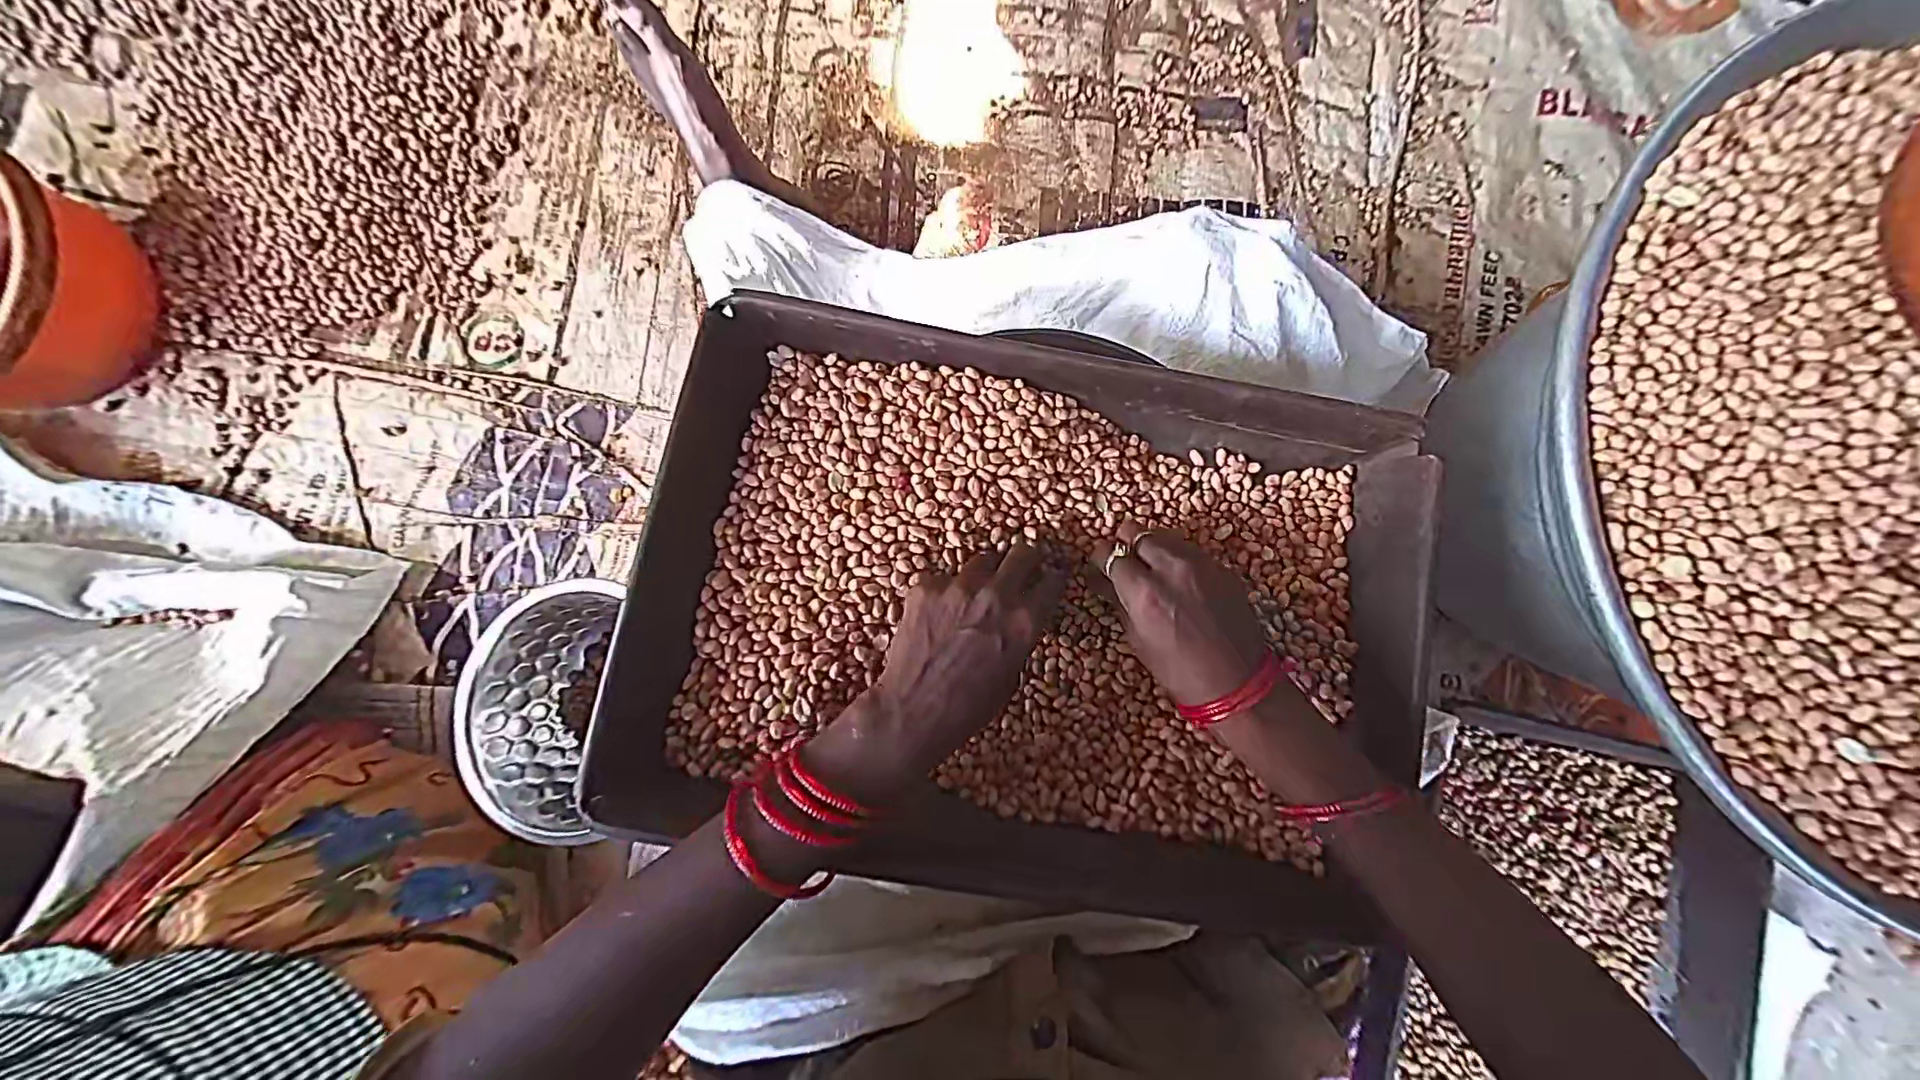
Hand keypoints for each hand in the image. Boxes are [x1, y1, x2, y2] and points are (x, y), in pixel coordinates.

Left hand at [805, 542, 1065, 804]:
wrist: (913, 710)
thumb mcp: (1010, 676)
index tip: (1054, 573)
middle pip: (1022, 554)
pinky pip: (944, 579)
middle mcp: (995, 596)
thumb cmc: (967, 707)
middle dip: (1026, 558)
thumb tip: (1016, 622)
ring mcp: (958, 587)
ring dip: (985, 574)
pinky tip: (939, 614)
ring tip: (977, 592)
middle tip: (1024, 563)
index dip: (1055, 576)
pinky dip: (946, 592)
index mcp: (1024, 621)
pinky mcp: (926, 587)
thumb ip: (1018, 639)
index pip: (1051, 582)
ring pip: (981, 561)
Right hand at [1100, 523, 1269, 705]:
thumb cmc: (1179, 670)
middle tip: (1125, 566)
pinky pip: (1189, 551)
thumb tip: (1102, 579)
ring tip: (1151, 573)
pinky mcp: (1221, 568)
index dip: (1101, 559)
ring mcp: (1201, 565)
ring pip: (1164, 537)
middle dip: (1126, 547)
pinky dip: (1176, 559)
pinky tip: (1177, 582)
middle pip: (1137, 533)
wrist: (1236, 682)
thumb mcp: (1137, 637)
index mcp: (1145, 592)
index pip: (1111, 554)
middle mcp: (1173, 570)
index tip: (1100, 565)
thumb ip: (1118, 600)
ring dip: (1151, 550)